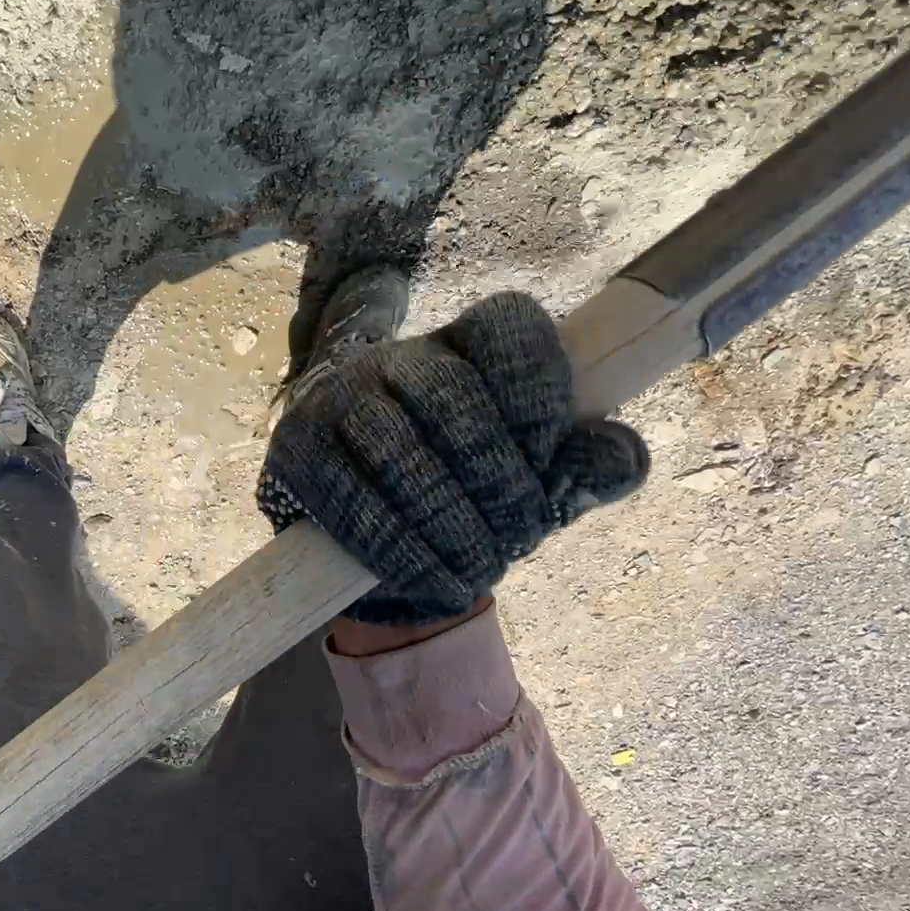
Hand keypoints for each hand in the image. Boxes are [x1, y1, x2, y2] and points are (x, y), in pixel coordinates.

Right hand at [258, 292, 647, 625]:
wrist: (360, 527)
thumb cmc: (456, 493)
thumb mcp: (529, 480)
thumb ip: (582, 466)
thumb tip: (614, 457)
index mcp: (461, 345)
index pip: (506, 328)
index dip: (536, 392)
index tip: (549, 461)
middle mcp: (392, 359)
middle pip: (447, 394)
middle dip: (495, 478)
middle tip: (522, 540)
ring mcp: (334, 400)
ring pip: (392, 445)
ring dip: (446, 520)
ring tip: (479, 571)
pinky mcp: (295, 449)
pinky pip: (345, 495)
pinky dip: (395, 547)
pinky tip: (433, 582)